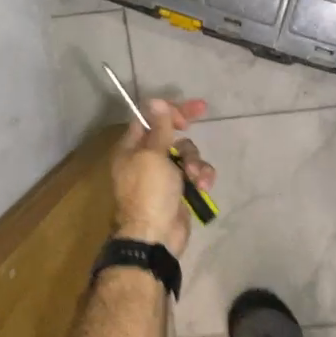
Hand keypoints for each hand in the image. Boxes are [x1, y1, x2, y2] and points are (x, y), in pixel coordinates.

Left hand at [110, 98, 214, 258]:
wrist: (155, 236)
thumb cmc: (149, 192)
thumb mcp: (153, 156)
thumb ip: (159, 128)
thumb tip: (155, 100)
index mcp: (132, 148)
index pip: (149, 118)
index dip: (168, 109)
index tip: (186, 109)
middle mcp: (146, 159)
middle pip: (170, 133)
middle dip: (186, 131)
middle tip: (203, 110)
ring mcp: (163, 175)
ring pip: (186, 154)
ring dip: (195, 161)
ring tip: (196, 177)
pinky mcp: (179, 189)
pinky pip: (194, 172)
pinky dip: (201, 176)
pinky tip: (203, 186)